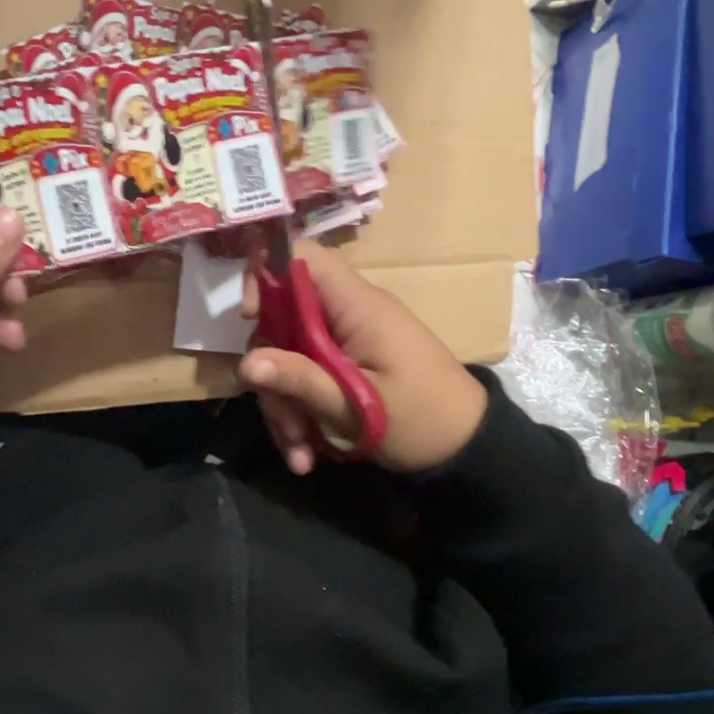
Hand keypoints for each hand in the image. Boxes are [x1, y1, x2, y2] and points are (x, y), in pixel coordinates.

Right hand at [239, 241, 486, 474]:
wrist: (467, 448)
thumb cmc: (421, 420)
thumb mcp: (356, 407)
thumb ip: (301, 381)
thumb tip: (246, 362)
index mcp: (357, 307)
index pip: (302, 258)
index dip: (267, 277)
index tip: (251, 319)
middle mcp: (348, 317)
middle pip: (283, 323)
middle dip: (273, 376)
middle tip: (286, 425)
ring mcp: (346, 344)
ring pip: (290, 360)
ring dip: (286, 408)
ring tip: (301, 455)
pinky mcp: (346, 368)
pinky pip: (308, 381)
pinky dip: (302, 416)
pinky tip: (307, 455)